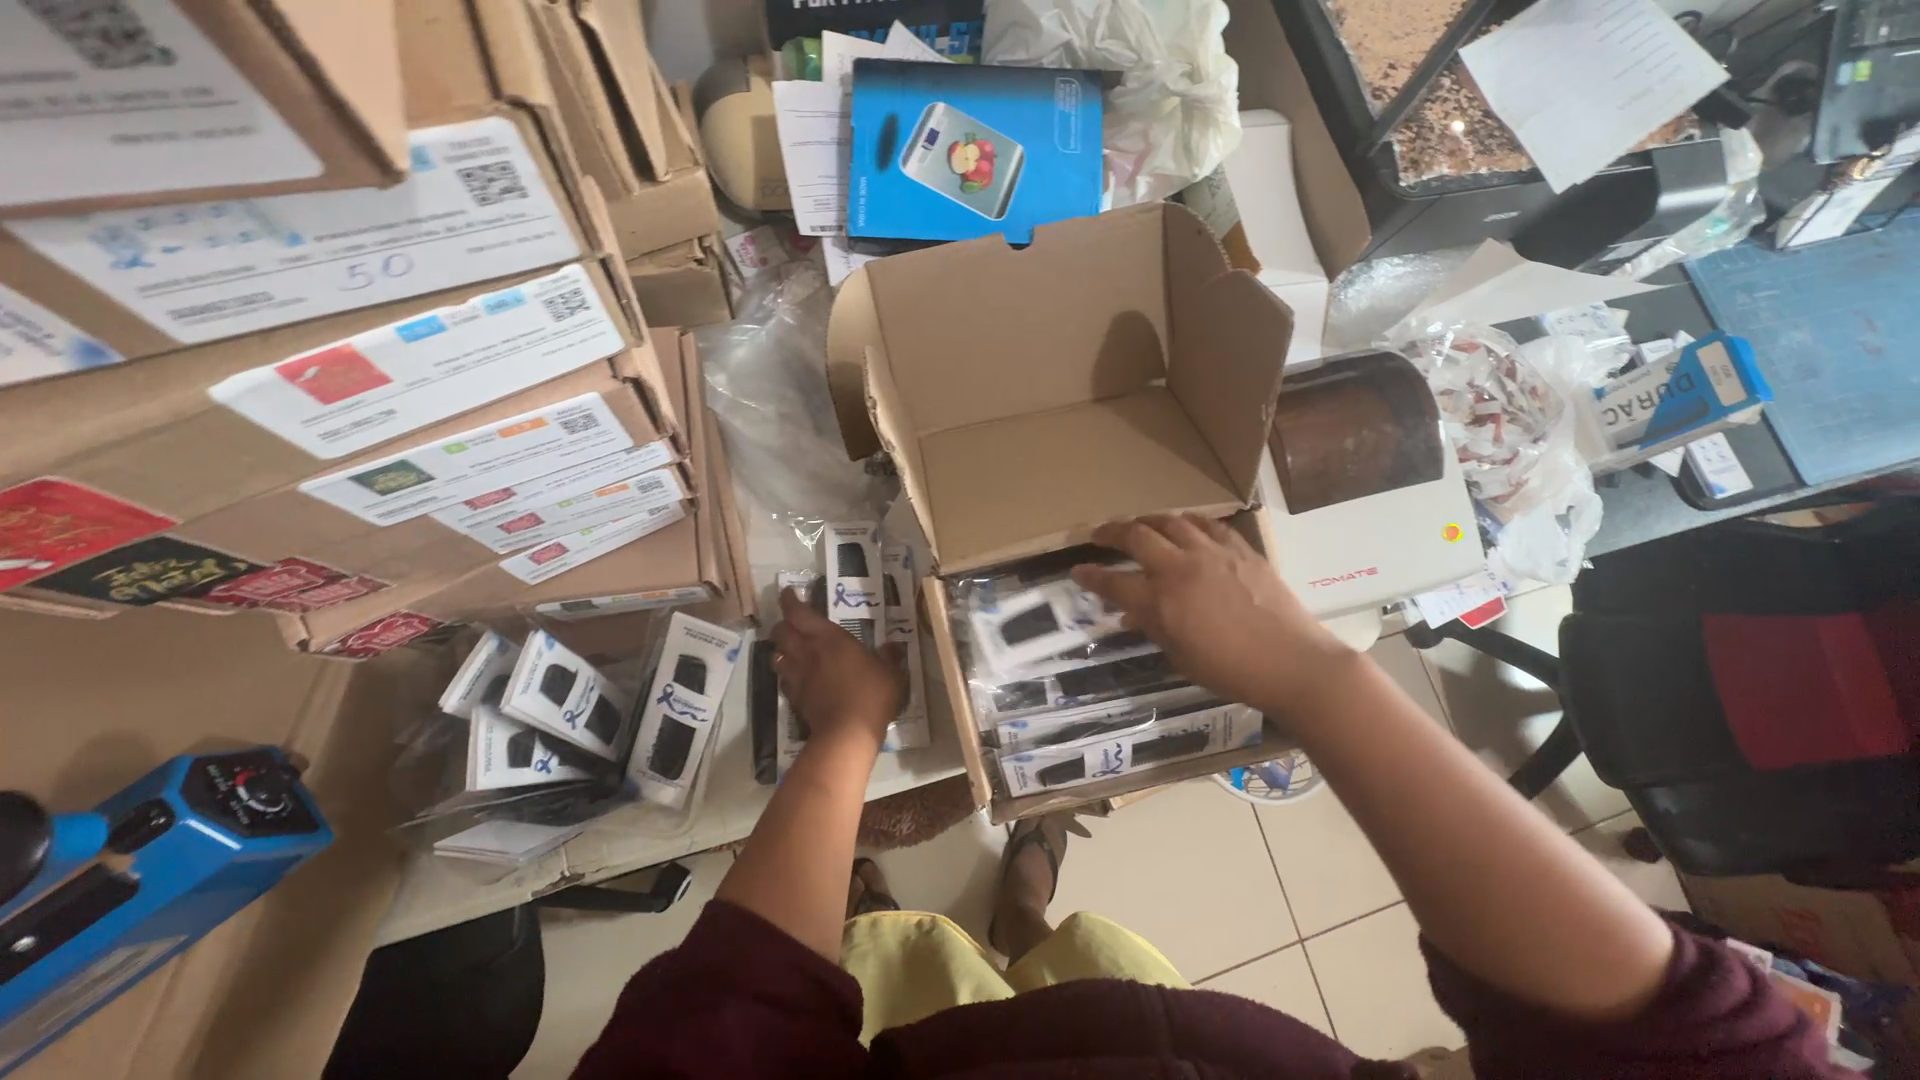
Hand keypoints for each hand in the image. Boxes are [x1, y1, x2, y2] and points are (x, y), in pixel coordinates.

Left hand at [769, 587, 903, 755]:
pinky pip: (784, 680)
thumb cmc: (871, 694)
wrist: (847, 733)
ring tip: (790, 648)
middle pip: (781, 631)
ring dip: (781, 649)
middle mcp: (807, 652)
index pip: (799, 612)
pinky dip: (786, 674)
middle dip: (783, 624)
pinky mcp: (795, 698)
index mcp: (829, 638)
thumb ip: (889, 656)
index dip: (790, 601)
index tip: (788, 593)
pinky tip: (795, 677)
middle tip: (792, 623)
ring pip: (777, 655)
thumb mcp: (890, 672)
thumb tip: (894, 646)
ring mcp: (798, 676)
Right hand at [1071, 515, 1353, 717]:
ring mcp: (1212, 554)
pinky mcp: (1240, 550)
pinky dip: (1189, 522)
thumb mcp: (1181, 657)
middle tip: (1099, 534)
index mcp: (1160, 602)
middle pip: (1136, 537)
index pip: (1113, 582)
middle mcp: (1180, 569)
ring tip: (1139, 524)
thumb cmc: (1230, 671)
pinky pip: (1208, 525)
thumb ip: (1154, 629)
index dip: (1091, 575)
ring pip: (1171, 522)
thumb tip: (1133, 615)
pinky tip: (1185, 525)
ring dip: (1148, 520)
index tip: (1077, 570)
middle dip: (1111, 533)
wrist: (1291, 662)